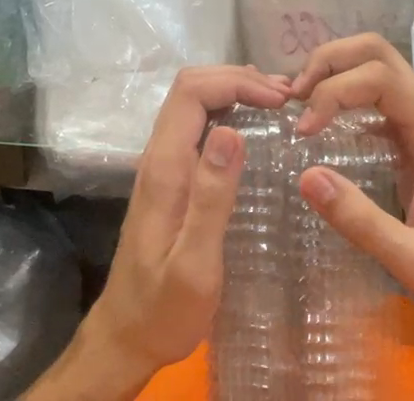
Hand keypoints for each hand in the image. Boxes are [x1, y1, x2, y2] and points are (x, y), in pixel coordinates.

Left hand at [53, 66, 289, 396]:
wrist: (127, 334)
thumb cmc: (164, 308)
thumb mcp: (195, 263)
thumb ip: (210, 197)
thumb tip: (230, 131)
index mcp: (163, 167)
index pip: (191, 92)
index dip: (235, 83)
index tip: (278, 102)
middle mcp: (158, 155)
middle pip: (190, 87)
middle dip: (238, 79)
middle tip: (286, 98)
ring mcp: (162, 165)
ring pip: (193, 103)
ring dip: (233, 90)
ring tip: (279, 105)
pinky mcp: (171, 177)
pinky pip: (197, 125)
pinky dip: (227, 111)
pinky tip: (254, 128)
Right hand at [289, 34, 413, 315]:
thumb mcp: (413, 262)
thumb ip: (363, 223)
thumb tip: (306, 176)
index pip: (380, 78)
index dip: (335, 91)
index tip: (304, 130)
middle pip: (376, 52)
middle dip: (329, 62)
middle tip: (294, 98)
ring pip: (373, 61)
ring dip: (331, 69)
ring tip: (298, 102)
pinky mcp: (407, 128)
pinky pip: (370, 86)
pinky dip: (338, 87)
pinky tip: (316, 116)